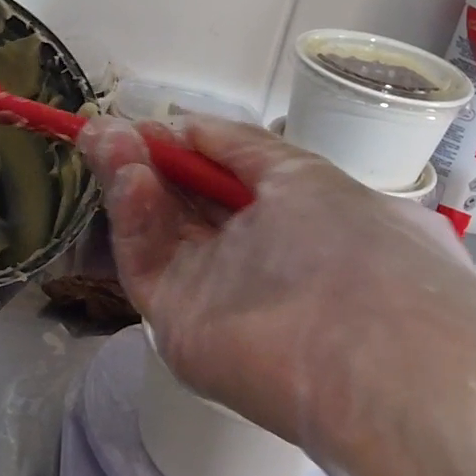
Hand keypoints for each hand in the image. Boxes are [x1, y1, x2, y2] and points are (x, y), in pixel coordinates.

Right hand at [76, 116, 475, 475]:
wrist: (371, 355)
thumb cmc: (353, 246)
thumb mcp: (304, 174)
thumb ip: (238, 147)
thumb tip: (185, 124)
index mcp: (293, 226)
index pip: (224, 182)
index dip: (186, 147)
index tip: (151, 120)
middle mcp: (251, 262)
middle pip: (183, 204)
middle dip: (146, 158)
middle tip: (107, 126)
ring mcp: (213, 296)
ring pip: (158, 229)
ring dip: (130, 178)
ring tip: (104, 139)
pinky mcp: (179, 326)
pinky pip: (147, 260)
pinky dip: (132, 214)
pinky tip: (128, 175)